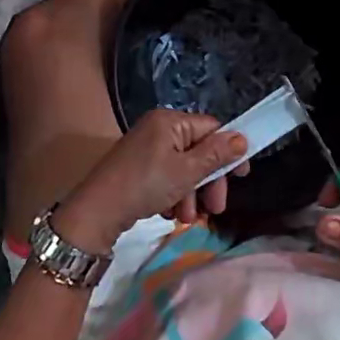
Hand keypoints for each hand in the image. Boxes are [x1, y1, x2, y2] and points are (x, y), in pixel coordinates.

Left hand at [55, 109, 247, 251]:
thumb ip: (216, 155)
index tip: (241, 177)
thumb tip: (243, 139)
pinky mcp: (138, 167)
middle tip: (215, 208)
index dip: (229, 152)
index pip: (212, 129)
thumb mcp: (186, 172)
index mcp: (170, 121)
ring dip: (192, 194)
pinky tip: (169, 213)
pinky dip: (174, 195)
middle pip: (199, 151)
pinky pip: (168, 176)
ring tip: (186, 218)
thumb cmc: (145, 186)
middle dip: (208, 182)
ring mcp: (146, 148)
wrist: (96, 213)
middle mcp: (159, 129)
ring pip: (184, 168)